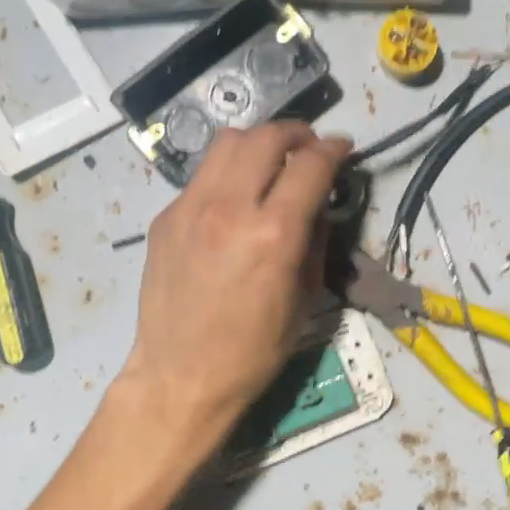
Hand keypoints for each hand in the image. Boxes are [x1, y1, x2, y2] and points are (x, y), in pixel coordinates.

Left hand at [116, 123, 349, 453]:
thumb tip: (317, 202)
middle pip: (266, 136)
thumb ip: (314, 239)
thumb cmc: (254, 349)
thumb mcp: (305, 297)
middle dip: (297, 133)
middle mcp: (229, 208)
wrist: (182, 376)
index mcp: (273, 234)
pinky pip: (202, 176)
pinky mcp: (166, 217)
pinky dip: (228, 174)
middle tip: (309, 148)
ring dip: (258, 143)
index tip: (343, 148)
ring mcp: (190, 208)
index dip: (334, 149)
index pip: (310, 164)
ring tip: (272, 162)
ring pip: (227, 142)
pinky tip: (235, 201)